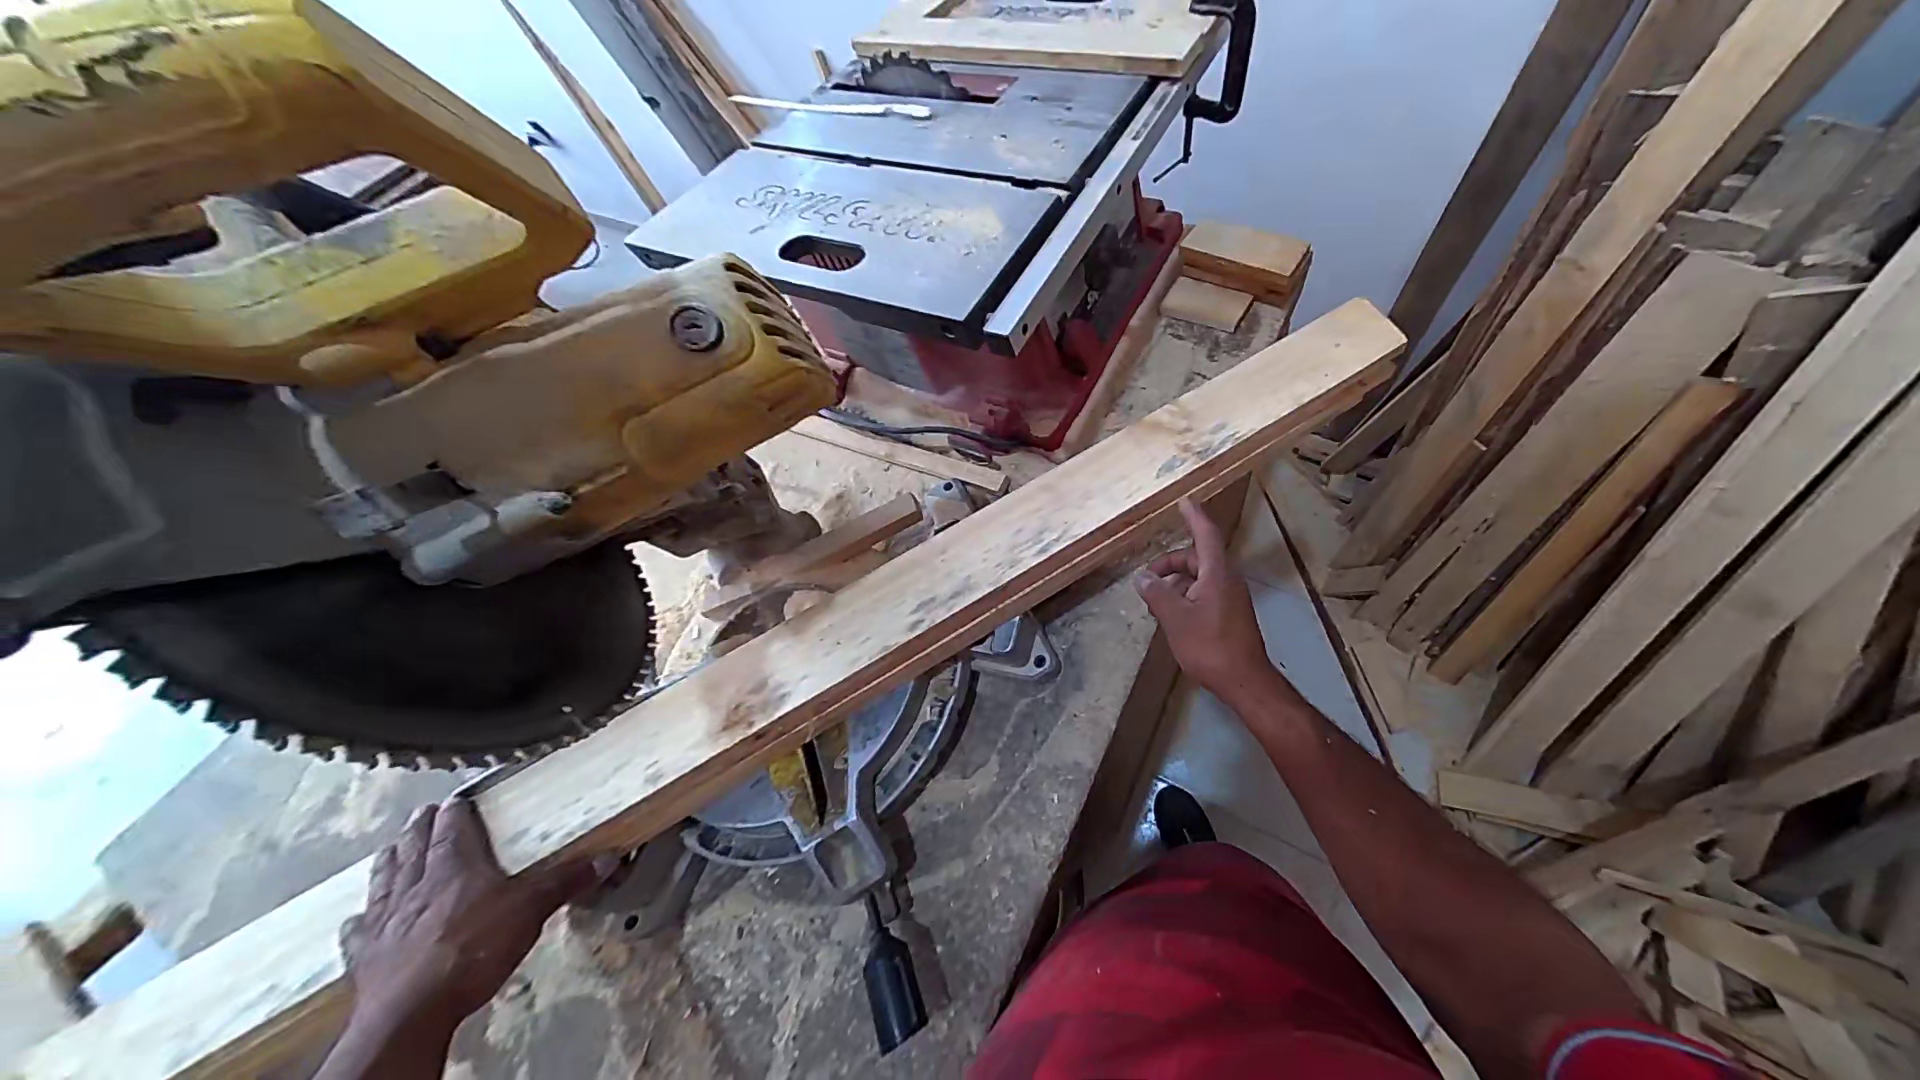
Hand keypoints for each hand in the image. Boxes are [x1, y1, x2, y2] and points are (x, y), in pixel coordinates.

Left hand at [339, 798, 595, 1031]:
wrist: (411, 1013)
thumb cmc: (473, 950)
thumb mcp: (530, 911)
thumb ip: (564, 882)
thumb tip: (607, 858)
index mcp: (454, 868)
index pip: (453, 829)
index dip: (455, 811)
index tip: (456, 798)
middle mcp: (415, 886)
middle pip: (414, 848)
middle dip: (419, 829)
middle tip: (420, 813)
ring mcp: (385, 921)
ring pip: (384, 880)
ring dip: (388, 862)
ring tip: (389, 848)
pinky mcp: (365, 956)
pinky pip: (359, 930)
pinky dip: (360, 919)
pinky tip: (356, 918)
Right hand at [1134, 498, 1279, 704]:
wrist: (1244, 681)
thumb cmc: (1210, 646)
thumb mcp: (1175, 619)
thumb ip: (1157, 594)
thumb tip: (1143, 578)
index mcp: (1217, 575)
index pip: (1206, 535)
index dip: (1194, 516)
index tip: (1184, 502)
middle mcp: (1227, 581)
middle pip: (1197, 558)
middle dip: (1170, 564)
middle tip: (1146, 579)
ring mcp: (1231, 598)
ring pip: (1199, 578)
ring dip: (1176, 583)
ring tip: (1156, 603)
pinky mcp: (1230, 614)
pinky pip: (1205, 593)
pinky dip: (1186, 596)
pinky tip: (1172, 616)